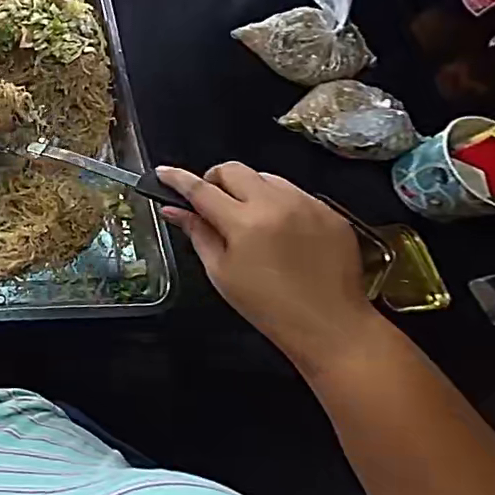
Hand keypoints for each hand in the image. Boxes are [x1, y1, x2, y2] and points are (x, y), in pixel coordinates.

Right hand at [156, 163, 379, 374]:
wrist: (330, 325)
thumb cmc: (268, 306)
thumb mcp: (221, 272)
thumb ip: (197, 233)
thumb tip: (174, 210)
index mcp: (244, 222)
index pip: (200, 189)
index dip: (177, 178)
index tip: (163, 172)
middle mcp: (276, 204)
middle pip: (233, 169)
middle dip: (215, 180)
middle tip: (212, 204)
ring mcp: (306, 204)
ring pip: (265, 177)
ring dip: (248, 189)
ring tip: (250, 220)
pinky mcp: (328, 211)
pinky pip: (294, 192)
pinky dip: (278, 203)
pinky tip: (280, 232)